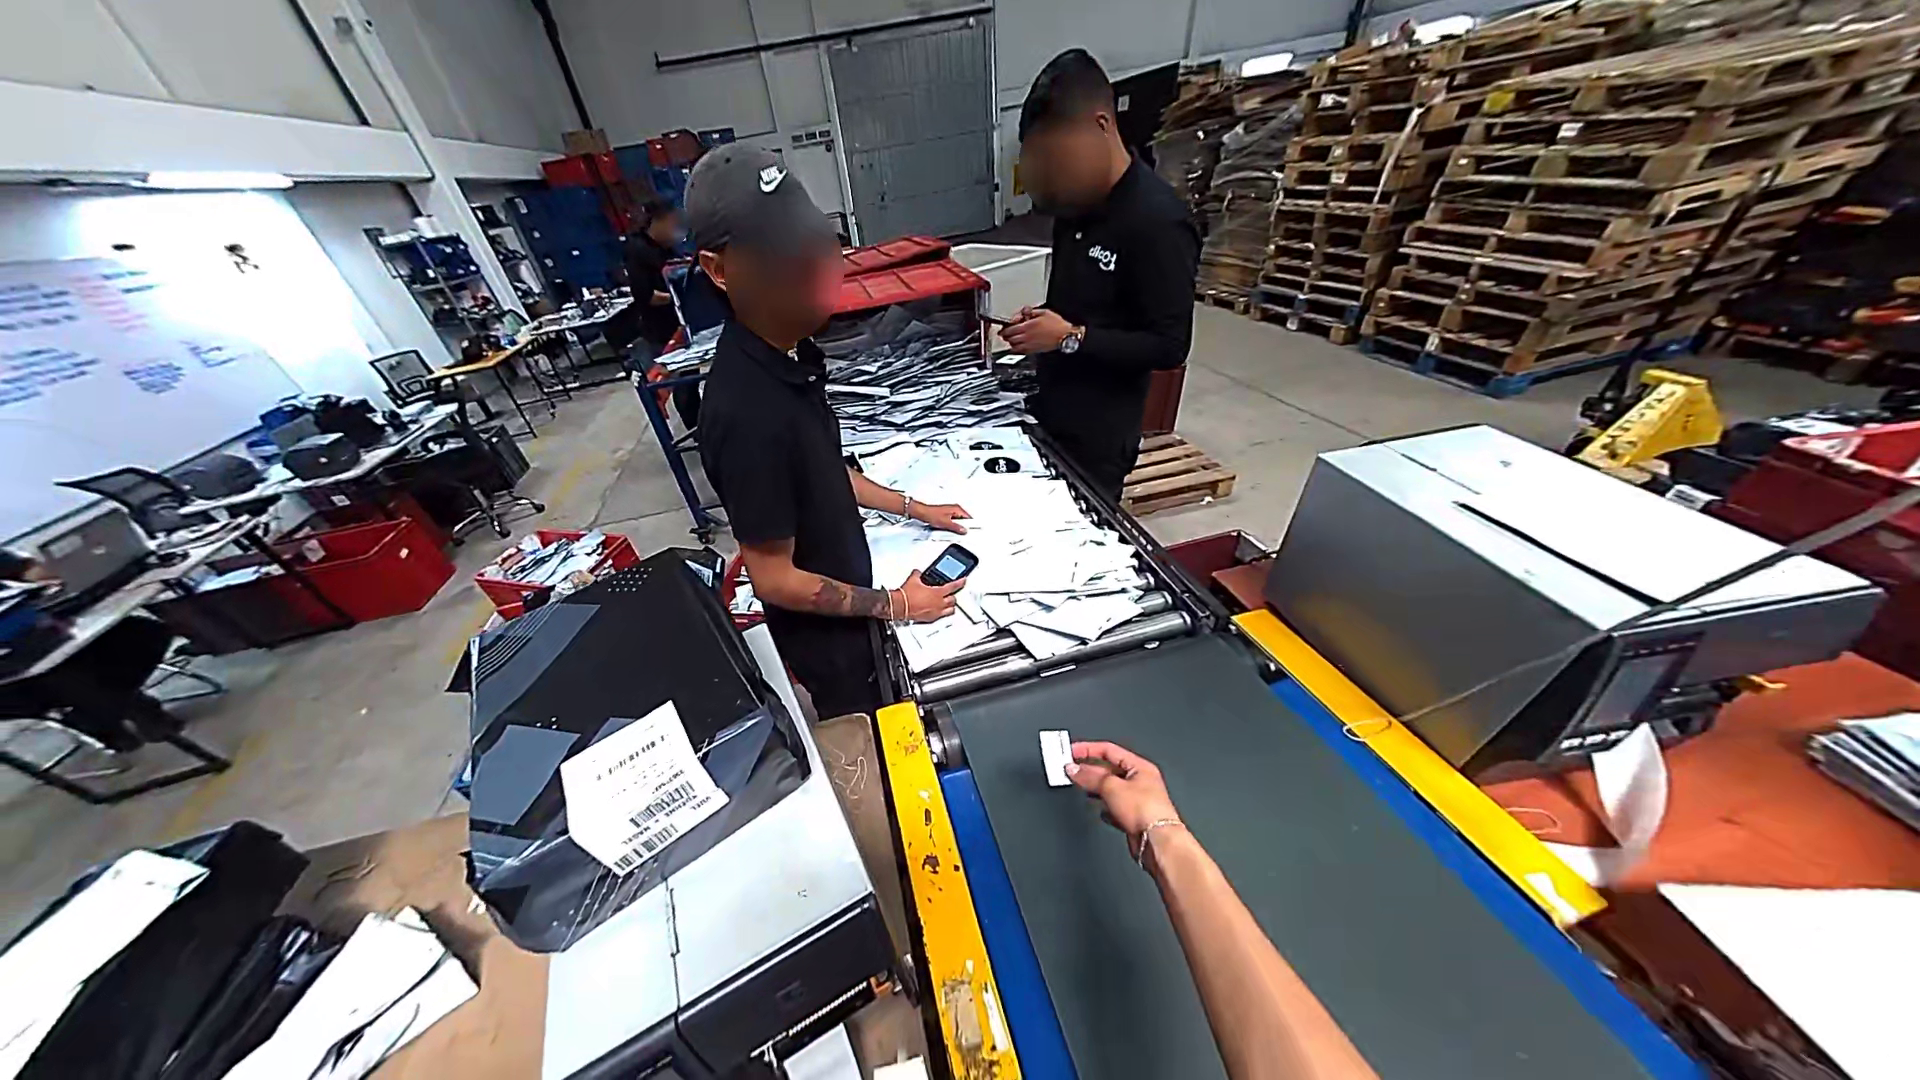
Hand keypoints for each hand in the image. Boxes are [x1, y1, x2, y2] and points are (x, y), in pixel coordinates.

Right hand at [898, 570, 963, 622]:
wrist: (900, 606)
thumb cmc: (907, 596)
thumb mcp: (913, 580)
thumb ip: (918, 575)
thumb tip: (918, 573)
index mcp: (937, 592)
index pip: (953, 586)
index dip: (960, 582)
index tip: (964, 580)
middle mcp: (939, 603)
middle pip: (953, 600)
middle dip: (953, 596)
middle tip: (951, 593)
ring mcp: (936, 612)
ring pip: (950, 611)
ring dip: (950, 607)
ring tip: (948, 604)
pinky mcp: (930, 619)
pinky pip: (940, 616)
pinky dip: (941, 613)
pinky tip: (937, 611)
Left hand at [911, 500, 970, 533]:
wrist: (921, 513)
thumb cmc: (931, 514)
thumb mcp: (946, 523)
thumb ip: (956, 527)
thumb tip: (964, 530)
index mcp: (956, 509)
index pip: (968, 517)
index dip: (972, 524)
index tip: (974, 530)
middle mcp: (954, 510)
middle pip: (963, 520)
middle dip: (963, 527)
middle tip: (963, 533)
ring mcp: (949, 513)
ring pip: (957, 522)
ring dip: (956, 527)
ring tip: (953, 531)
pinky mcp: (945, 517)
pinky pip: (952, 523)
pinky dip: (951, 527)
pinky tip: (948, 530)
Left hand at [999, 309, 1076, 354]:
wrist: (1064, 336)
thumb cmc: (1057, 325)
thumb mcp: (1043, 312)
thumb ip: (1030, 311)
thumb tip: (1023, 312)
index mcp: (1027, 326)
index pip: (1009, 329)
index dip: (1004, 328)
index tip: (1003, 327)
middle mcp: (1026, 337)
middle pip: (1009, 338)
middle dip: (1006, 335)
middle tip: (1005, 333)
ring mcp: (1029, 345)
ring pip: (1013, 346)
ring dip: (1011, 342)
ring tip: (1012, 338)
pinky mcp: (1033, 351)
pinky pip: (1020, 351)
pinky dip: (1017, 349)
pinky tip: (1019, 345)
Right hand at [1067, 741, 1181, 859]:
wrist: (1158, 844)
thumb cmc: (1147, 812)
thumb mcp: (1112, 786)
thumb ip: (1090, 776)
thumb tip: (1074, 768)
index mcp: (1140, 767)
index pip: (1109, 750)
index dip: (1088, 749)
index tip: (1072, 752)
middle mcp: (1140, 782)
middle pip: (1108, 769)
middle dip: (1089, 769)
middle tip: (1071, 770)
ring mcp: (1137, 801)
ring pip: (1110, 789)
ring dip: (1094, 788)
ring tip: (1079, 786)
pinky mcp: (1133, 819)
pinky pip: (1114, 808)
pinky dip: (1104, 807)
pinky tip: (1099, 810)